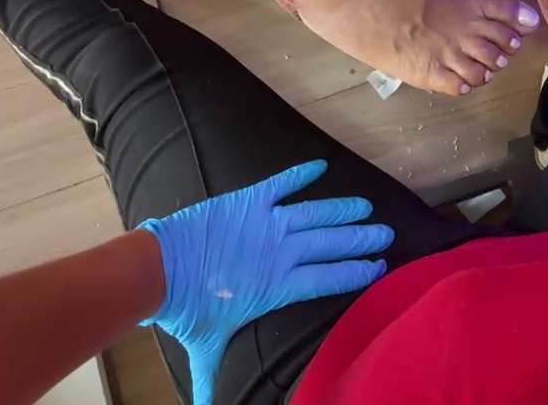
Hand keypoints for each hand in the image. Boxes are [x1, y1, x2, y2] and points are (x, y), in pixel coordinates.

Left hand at [142, 160, 392, 404]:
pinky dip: (301, 173)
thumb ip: (212, 382)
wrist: (162, 270)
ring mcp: (268, 223)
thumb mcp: (209, 346)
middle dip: (360, 239)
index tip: (379, 266)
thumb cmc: (188, 311)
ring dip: (342, 209)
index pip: (327, 277)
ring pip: (315, 212)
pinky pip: (282, 183)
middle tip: (385, 233)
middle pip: (330, 243)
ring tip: (365, 206)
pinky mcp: (251, 201)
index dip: (355, 271)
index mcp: (278, 285)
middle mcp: (281, 251)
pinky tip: (321, 165)